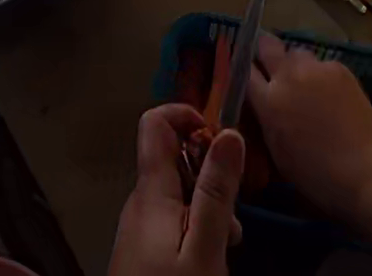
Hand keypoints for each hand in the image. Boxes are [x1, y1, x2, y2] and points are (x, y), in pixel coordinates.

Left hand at [108, 105, 243, 275]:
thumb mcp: (203, 252)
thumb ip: (216, 191)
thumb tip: (229, 131)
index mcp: (150, 195)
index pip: (154, 124)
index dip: (186, 115)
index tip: (218, 139)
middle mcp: (139, 205)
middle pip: (173, 157)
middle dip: (209, 170)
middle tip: (233, 208)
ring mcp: (138, 232)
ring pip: (178, 190)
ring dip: (208, 201)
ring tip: (228, 241)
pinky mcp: (142, 256)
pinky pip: (172, 219)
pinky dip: (196, 224)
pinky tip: (212, 255)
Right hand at [246, 32, 371, 220]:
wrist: (359, 167)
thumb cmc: (312, 172)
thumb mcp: (276, 147)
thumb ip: (265, 116)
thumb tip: (261, 100)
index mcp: (269, 101)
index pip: (246, 70)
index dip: (246, 68)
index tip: (247, 69)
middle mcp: (288, 76)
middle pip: (268, 45)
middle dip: (266, 49)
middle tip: (270, 59)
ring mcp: (315, 68)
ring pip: (298, 53)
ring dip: (296, 64)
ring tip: (306, 83)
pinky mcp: (338, 67)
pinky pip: (323, 64)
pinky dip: (322, 74)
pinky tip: (331, 93)